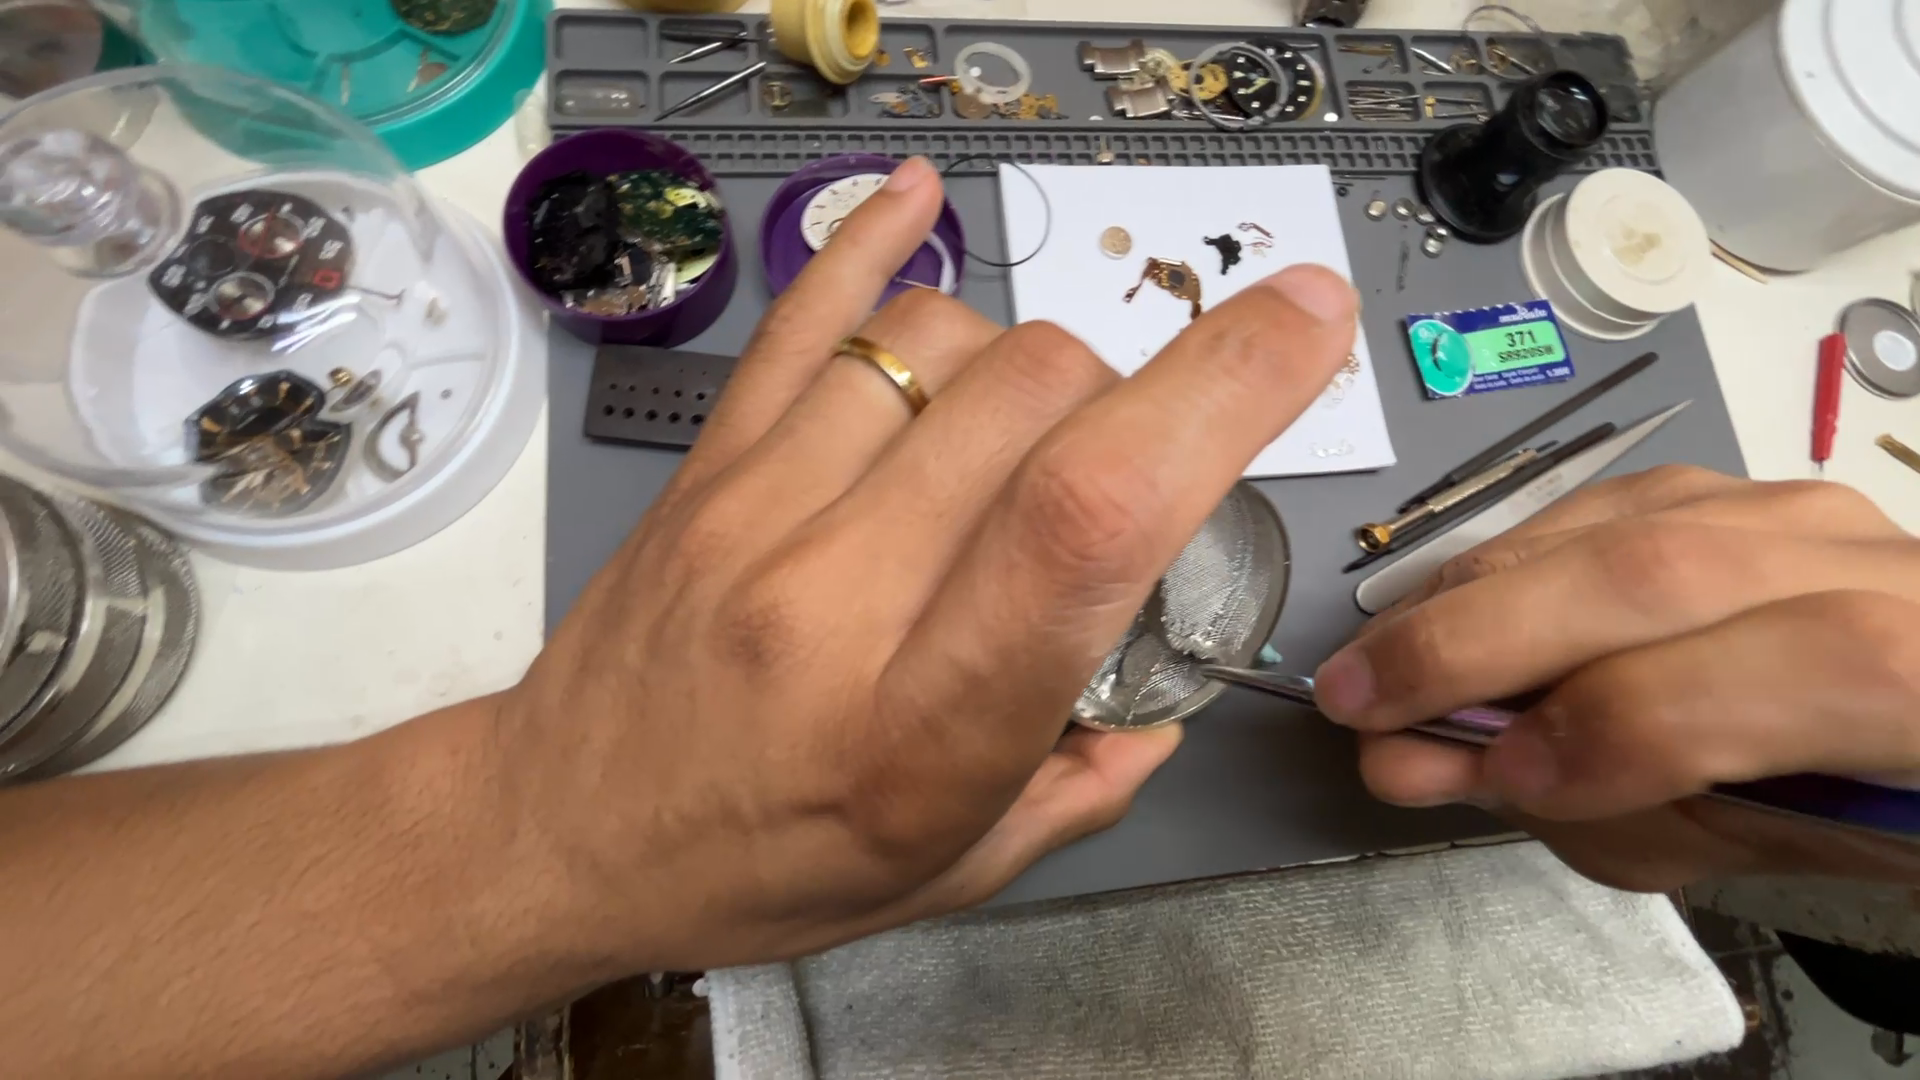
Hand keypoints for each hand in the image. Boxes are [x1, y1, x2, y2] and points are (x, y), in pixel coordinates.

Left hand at [498, 157, 1358, 968]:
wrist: (563, 829)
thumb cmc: (755, 864)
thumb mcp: (941, 875)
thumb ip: (1075, 791)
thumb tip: (1157, 711)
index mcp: (922, 725)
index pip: (1085, 520)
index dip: (1218, 398)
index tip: (1299, 327)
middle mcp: (839, 598)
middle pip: (1032, 396)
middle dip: (1125, 392)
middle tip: (1114, 457)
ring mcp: (758, 511)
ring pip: (940, 344)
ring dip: (1025, 365)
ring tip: (1013, 435)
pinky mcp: (707, 465)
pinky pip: (801, 319)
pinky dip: (874, 247)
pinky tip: (915, 200)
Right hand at [1314, 466, 1919, 890]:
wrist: (1874, 702)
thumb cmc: (1808, 801)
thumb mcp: (1727, 843)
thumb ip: (1574, 805)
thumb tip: (1401, 763)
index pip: (1821, 671)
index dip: (1633, 725)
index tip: (1494, 772)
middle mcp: (1884, 561)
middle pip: (1655, 577)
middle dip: (1471, 644)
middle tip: (1351, 699)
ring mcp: (1776, 503)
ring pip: (1592, 536)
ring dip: (1451, 606)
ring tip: (1376, 664)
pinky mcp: (1691, 486)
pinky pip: (1562, 516)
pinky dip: (1476, 574)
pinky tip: (1438, 616)